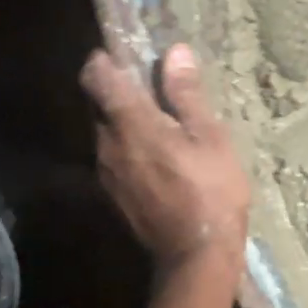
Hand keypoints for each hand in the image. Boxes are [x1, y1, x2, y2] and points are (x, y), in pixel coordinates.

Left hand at [80, 45, 249, 270]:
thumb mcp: (209, 138)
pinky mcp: (112, 196)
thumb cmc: (210, 191)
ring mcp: (105, 173)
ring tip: (162, 126)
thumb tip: (175, 51)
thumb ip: (186, 95)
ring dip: (126, 124)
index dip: (105, 59)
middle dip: (119, 91)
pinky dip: (130, 149)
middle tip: (154, 90)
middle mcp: (105, 144)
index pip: (96, 76)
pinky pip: (114, 159)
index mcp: (129, 122)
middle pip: (98, 104)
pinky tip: (159, 160)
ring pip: (106, 133)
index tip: (126, 53)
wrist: (195, 256)